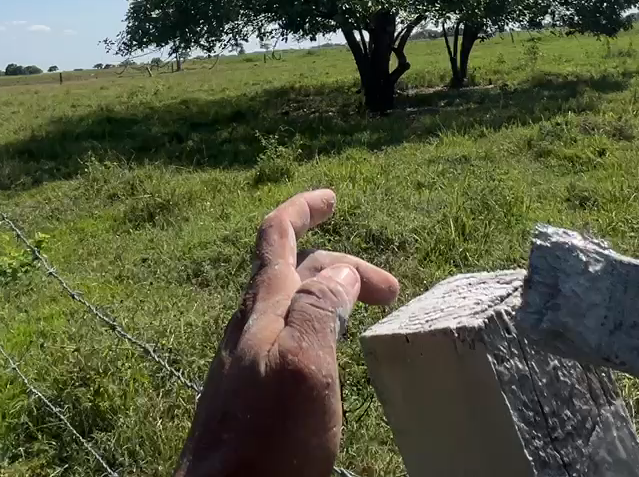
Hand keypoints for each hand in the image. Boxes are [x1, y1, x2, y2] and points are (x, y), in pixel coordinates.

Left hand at [175, 189, 400, 476]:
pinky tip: (333, 351)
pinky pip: (291, 338)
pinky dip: (321, 326)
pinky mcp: (253, 395)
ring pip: (294, 305)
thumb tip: (340, 269)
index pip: (277, 235)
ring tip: (365, 310)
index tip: (333, 198)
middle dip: (343, 266)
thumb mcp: (304, 364)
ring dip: (332, 295)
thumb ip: (320, 308)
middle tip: (389, 291)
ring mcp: (249, 361)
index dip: (303, 209)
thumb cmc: (266, 440)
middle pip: (296, 270)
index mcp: (262, 308)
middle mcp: (251, 326)